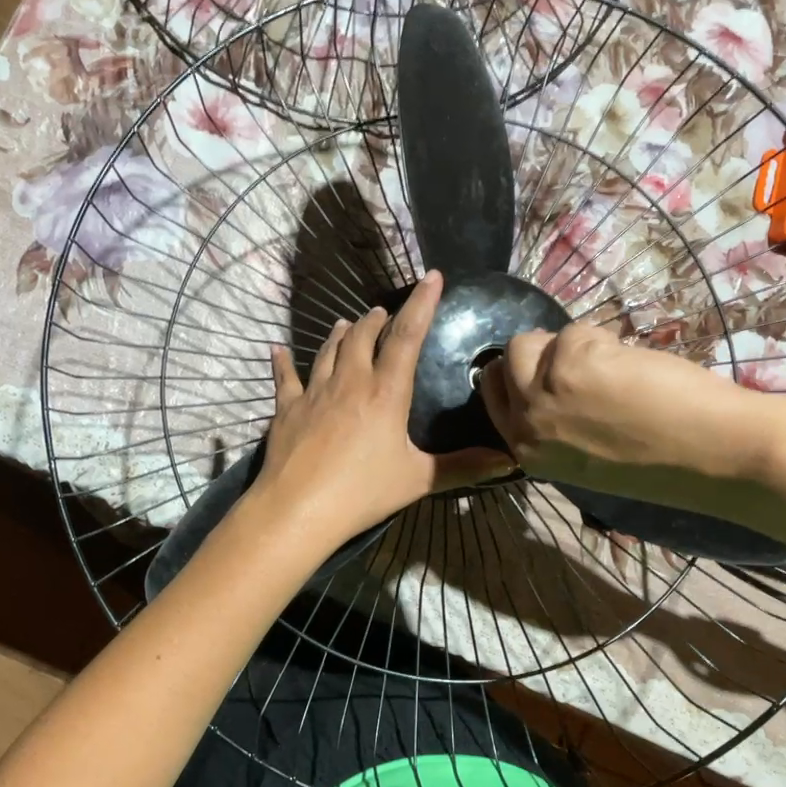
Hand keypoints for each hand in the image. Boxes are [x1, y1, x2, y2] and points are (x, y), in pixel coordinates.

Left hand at [249, 271, 514, 545]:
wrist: (298, 508)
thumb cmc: (362, 493)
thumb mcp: (417, 480)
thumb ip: (462, 466)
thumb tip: (508, 460)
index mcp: (385, 393)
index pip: (407, 337)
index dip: (421, 304)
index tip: (431, 277)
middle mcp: (349, 382)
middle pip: (362, 337)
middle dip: (375, 319)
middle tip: (382, 312)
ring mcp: (314, 393)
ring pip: (327, 351)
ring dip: (338, 334)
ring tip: (345, 322)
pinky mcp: (286, 410)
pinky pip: (284, 378)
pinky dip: (283, 362)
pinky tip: (278, 349)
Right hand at [478, 323, 775, 505]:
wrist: (714, 454)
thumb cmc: (661, 463)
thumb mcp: (585, 454)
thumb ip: (556, 423)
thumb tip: (549, 380)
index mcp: (525, 452)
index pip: (493, 398)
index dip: (515, 374)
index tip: (543, 366)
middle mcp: (524, 424)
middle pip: (508, 361)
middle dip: (541, 353)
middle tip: (583, 361)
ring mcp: (543, 393)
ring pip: (536, 340)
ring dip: (573, 344)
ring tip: (616, 368)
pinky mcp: (571, 364)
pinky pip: (578, 331)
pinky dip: (607, 341)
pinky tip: (636, 367)